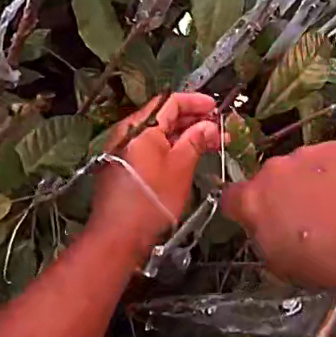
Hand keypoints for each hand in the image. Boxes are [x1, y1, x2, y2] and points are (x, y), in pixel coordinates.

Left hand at [88, 93, 221, 251]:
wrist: (118, 235)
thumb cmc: (151, 200)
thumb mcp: (181, 167)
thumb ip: (196, 141)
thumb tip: (209, 126)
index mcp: (140, 127)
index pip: (170, 102)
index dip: (195, 102)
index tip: (215, 107)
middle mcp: (127, 133)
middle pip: (162, 117)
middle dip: (192, 120)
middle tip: (217, 128)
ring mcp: (122, 150)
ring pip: (157, 134)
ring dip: (183, 136)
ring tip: (209, 144)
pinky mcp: (122, 167)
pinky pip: (148, 149)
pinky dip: (169, 149)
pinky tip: (187, 158)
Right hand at [222, 141, 335, 289]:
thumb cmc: (325, 261)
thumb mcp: (278, 263)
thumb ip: (262, 238)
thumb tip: (265, 229)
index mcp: (251, 200)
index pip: (232, 198)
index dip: (244, 209)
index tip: (258, 220)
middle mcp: (272, 171)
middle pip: (268, 179)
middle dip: (281, 194)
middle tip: (303, 219)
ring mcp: (305, 156)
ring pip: (300, 167)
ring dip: (309, 181)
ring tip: (335, 207)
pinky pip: (329, 158)